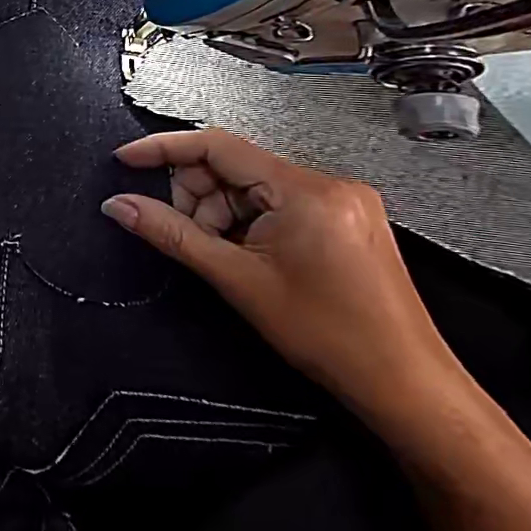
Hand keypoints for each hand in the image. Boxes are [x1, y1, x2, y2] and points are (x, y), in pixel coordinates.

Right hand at [103, 130, 464, 416]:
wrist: (406, 385)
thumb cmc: (337, 340)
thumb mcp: (239, 281)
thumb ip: (173, 235)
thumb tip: (124, 207)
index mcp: (304, 190)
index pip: (217, 145)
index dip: (165, 149)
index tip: (131, 159)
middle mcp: (328, 183)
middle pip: (234, 166)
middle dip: (199, 196)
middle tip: (187, 235)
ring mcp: (340, 198)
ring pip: (254, 185)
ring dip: (224, 214)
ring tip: (226, 257)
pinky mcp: (344, 214)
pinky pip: (279, 200)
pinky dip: (250, 221)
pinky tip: (248, 254)